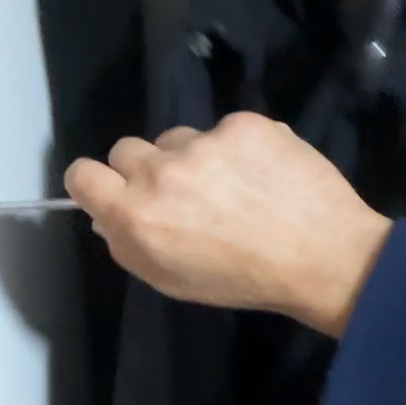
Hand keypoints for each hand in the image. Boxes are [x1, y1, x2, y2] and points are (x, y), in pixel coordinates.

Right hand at [64, 112, 392, 336]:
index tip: (108, 190)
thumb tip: (106, 214)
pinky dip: (232, 149)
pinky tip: (258, 174)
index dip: (91, 182)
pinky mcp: (242, 124)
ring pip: (173, 138)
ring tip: (226, 185)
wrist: (324, 258)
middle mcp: (160, 170)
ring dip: (186, 158)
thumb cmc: (237, 280)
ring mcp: (203, 142)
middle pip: (124, 150)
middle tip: (175, 193)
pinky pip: (220, 130)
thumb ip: (124, 243)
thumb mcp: (166, 278)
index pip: (81, 173)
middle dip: (140, 169)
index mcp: (134, 212)